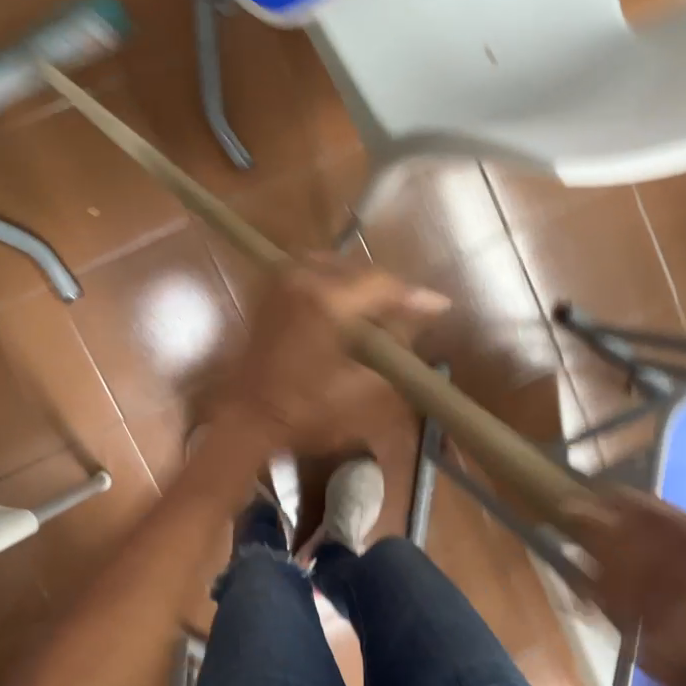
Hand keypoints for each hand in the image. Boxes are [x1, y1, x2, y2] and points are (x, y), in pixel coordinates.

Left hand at [210, 256, 448, 445]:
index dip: (414, 295)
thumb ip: (394, 354)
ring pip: (336, 267)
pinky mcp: (270, 290)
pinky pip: (313, 272)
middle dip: (388, 289)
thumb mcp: (361, 391)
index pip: (382, 284)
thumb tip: (412, 330)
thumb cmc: (302, 412)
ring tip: (384, 309)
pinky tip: (349, 306)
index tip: (441, 305)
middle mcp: (302, 279)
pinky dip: (336, 283)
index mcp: (325, 302)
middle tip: (413, 310)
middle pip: (360, 270)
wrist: (244, 419)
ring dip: (362, 284)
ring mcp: (281, 281)